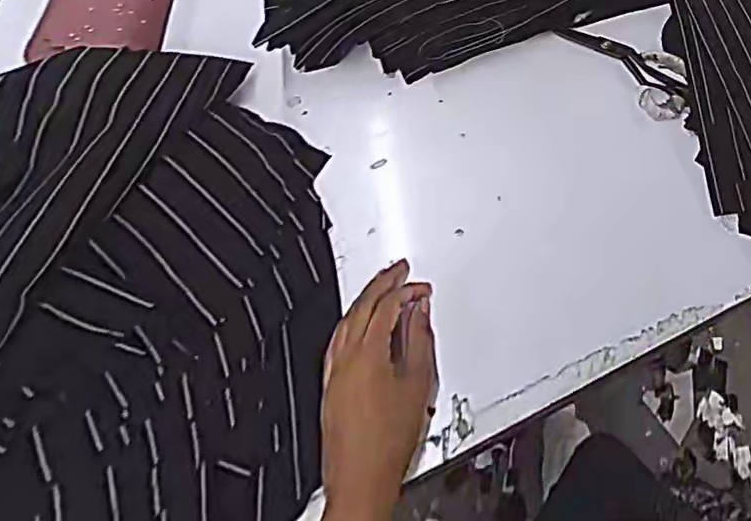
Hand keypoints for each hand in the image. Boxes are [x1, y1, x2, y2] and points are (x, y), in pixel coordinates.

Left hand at [323, 261, 436, 520]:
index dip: (407, 291)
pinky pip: (338, 340)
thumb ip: (420, 339)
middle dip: (383, 283)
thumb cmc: (389, 442)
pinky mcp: (329, 387)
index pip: (387, 306)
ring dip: (365, 299)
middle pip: (362, 306)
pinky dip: (352, 321)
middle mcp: (345, 359)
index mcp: (368, 353)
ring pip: (347, 321)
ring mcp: (334, 373)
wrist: (361, 481)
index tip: (421, 288)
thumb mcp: (419, 382)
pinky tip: (360, 322)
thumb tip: (420, 311)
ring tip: (382, 287)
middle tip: (400, 269)